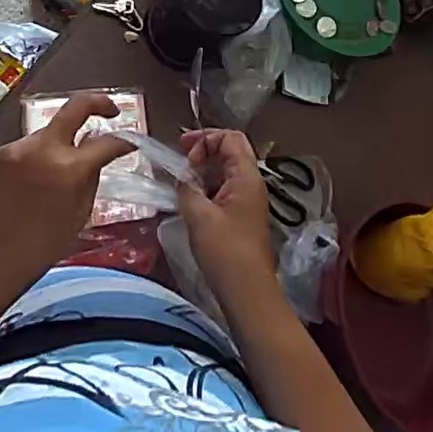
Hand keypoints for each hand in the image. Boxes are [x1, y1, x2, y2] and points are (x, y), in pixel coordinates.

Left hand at [0, 93, 132, 286]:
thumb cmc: (46, 243)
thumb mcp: (82, 211)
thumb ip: (93, 173)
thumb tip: (99, 148)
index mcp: (68, 168)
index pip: (105, 142)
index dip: (122, 141)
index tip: (129, 141)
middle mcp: (42, 148)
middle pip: (74, 106)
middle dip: (98, 102)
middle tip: (111, 110)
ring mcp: (16, 147)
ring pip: (48, 133)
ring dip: (59, 143)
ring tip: (59, 169)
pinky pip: (27, 146)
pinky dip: (37, 156)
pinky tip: (34, 179)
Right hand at [175, 129, 277, 306]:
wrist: (247, 293)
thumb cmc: (225, 252)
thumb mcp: (198, 216)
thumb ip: (186, 188)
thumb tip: (181, 178)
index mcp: (246, 177)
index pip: (230, 138)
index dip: (206, 138)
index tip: (184, 153)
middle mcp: (251, 183)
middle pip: (230, 150)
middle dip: (204, 149)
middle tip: (181, 160)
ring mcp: (248, 200)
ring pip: (226, 170)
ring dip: (204, 170)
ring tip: (182, 181)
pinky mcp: (242, 216)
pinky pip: (224, 189)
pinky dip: (207, 187)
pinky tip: (190, 200)